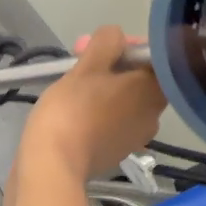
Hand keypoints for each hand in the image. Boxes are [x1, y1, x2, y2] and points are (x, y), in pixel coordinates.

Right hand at [23, 26, 166, 178]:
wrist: (50, 170)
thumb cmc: (71, 113)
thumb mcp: (86, 67)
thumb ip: (105, 43)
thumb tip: (114, 35)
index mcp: (155, 88)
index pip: (149, 57)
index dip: (122, 48)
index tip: (95, 50)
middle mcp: (153, 115)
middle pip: (134, 85)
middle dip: (109, 75)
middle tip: (79, 73)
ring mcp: (132, 142)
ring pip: (119, 110)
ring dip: (101, 101)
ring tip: (71, 101)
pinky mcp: (109, 161)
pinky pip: (105, 133)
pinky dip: (91, 125)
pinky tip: (70, 125)